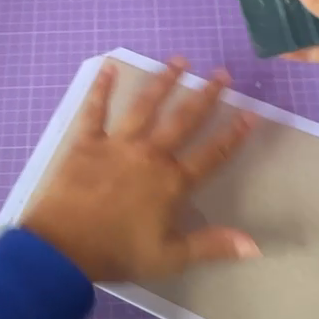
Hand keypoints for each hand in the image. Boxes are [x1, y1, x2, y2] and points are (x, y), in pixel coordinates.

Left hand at [21, 59, 261, 282]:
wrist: (64, 247)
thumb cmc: (118, 253)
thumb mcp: (170, 257)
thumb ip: (212, 245)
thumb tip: (255, 245)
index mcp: (172, 182)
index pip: (211, 154)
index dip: (233, 134)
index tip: (250, 113)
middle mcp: (149, 154)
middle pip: (183, 120)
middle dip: (205, 96)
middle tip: (221, 74)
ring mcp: (118, 144)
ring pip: (145, 105)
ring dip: (164, 81)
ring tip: (180, 61)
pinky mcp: (87, 142)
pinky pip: (95, 109)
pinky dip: (102, 87)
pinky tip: (109, 66)